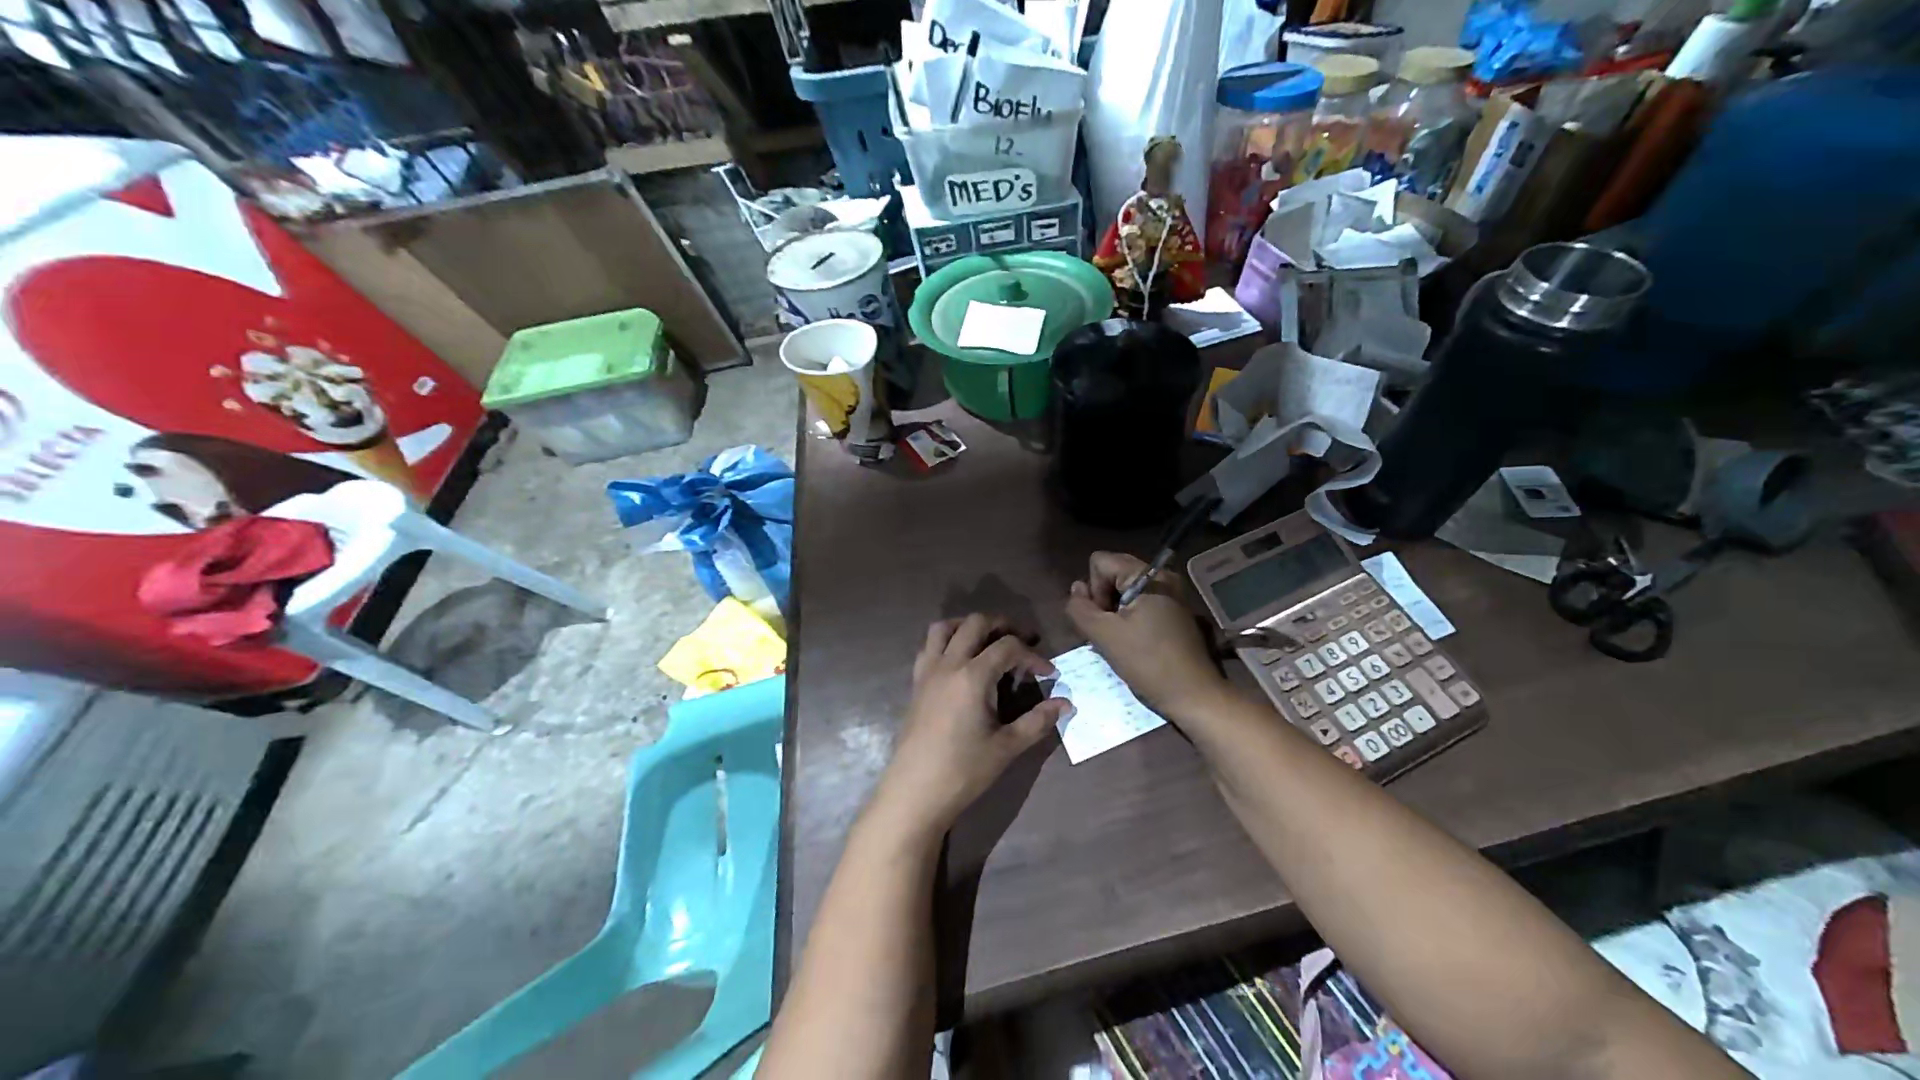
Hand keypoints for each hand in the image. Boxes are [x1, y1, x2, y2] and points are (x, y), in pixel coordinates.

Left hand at [874, 614, 1070, 832]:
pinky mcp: (916, 683)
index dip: (1033, 656)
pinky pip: (929, 647)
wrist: (916, 790)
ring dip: (969, 626)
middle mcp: (948, 664)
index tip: (1049, 674)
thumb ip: (1038, 720)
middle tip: (1023, 642)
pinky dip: (947, 641)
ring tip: (988, 641)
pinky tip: (960, 661)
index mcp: (973, 675)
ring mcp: (928, 671)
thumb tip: (1065, 703)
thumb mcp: (1008, 746)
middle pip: (976, 624)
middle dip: (1003, 626)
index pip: (1009, 647)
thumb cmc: (965, 769)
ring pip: (944, 628)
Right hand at [1065, 551, 1226, 717]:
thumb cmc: (1147, 662)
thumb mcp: (1103, 635)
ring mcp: (1172, 593)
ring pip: (1126, 590)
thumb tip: (1076, 589)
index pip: (1100, 562)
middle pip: (1113, 573)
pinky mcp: (1176, 611)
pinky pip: (1141, 602)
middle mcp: (1163, 576)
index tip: (1103, 619)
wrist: (1193, 694)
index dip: (1093, 589)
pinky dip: (1130, 618)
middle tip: (1109, 631)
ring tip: (1121, 639)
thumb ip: (1079, 607)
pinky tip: (1134, 642)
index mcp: (1147, 575)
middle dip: (1103, 600)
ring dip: (1115, 612)